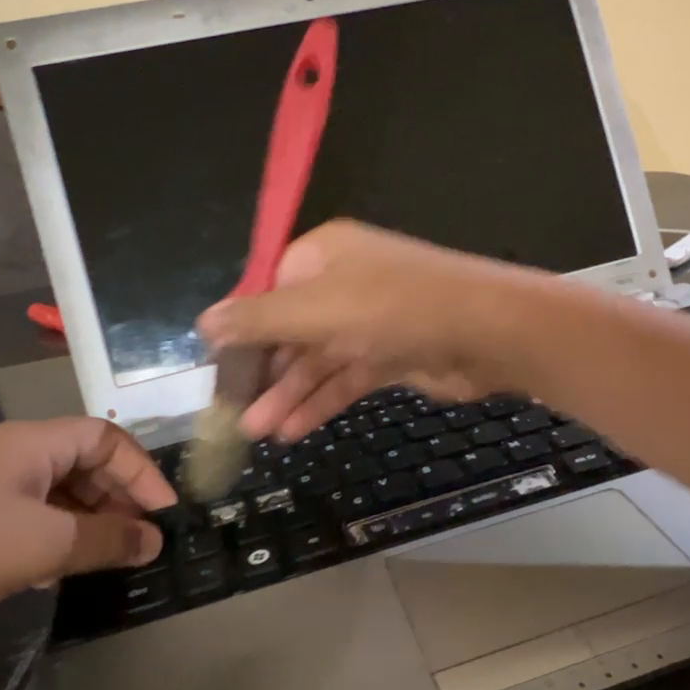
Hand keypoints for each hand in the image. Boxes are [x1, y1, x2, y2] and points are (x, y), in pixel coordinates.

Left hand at [0, 418, 176, 638]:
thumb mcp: (39, 546)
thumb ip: (103, 541)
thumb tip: (153, 540)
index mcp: (29, 443)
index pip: (107, 437)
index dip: (143, 472)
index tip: (166, 517)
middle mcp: (2, 453)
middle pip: (78, 462)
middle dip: (116, 500)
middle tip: (137, 545)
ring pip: (47, 493)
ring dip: (81, 522)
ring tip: (98, 563)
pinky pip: (15, 517)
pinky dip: (43, 538)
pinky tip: (40, 575)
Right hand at [197, 220, 546, 441]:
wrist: (486, 332)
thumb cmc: (393, 308)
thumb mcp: (315, 310)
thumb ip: (257, 320)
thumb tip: (203, 323)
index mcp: (321, 255)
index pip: (265, 290)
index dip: (239, 330)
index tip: (215, 369)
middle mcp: (342, 283)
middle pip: (288, 329)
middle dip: (262, 372)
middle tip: (232, 413)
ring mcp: (368, 320)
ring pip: (315, 359)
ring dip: (287, 394)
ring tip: (257, 433)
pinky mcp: (389, 354)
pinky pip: (343, 377)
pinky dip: (320, 402)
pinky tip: (293, 431)